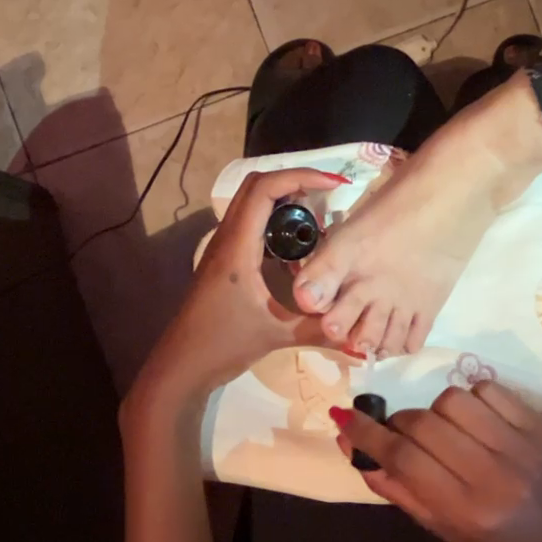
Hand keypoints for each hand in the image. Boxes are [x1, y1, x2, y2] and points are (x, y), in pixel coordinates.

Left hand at [128, 168, 348, 414]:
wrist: (182, 365)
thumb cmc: (223, 345)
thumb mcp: (276, 336)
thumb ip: (318, 328)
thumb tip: (359, 330)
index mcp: (237, 247)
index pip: (265, 190)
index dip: (300, 176)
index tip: (333, 184)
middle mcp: (227, 239)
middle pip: (255, 186)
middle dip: (293, 182)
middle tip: (326, 197)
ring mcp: (222, 249)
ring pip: (250, 204)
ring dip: (282, 200)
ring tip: (316, 219)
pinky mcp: (223, 262)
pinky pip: (249, 225)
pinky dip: (273, 221)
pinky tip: (296, 247)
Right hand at [333, 382, 541, 541]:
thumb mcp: (438, 527)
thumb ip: (394, 485)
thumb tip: (348, 443)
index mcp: (465, 508)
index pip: (403, 457)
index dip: (367, 434)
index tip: (345, 418)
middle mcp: (491, 473)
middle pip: (423, 425)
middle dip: (400, 424)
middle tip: (402, 436)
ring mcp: (518, 444)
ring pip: (451, 399)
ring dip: (435, 411)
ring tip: (443, 431)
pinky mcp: (535, 423)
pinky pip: (486, 388)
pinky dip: (470, 397)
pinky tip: (473, 420)